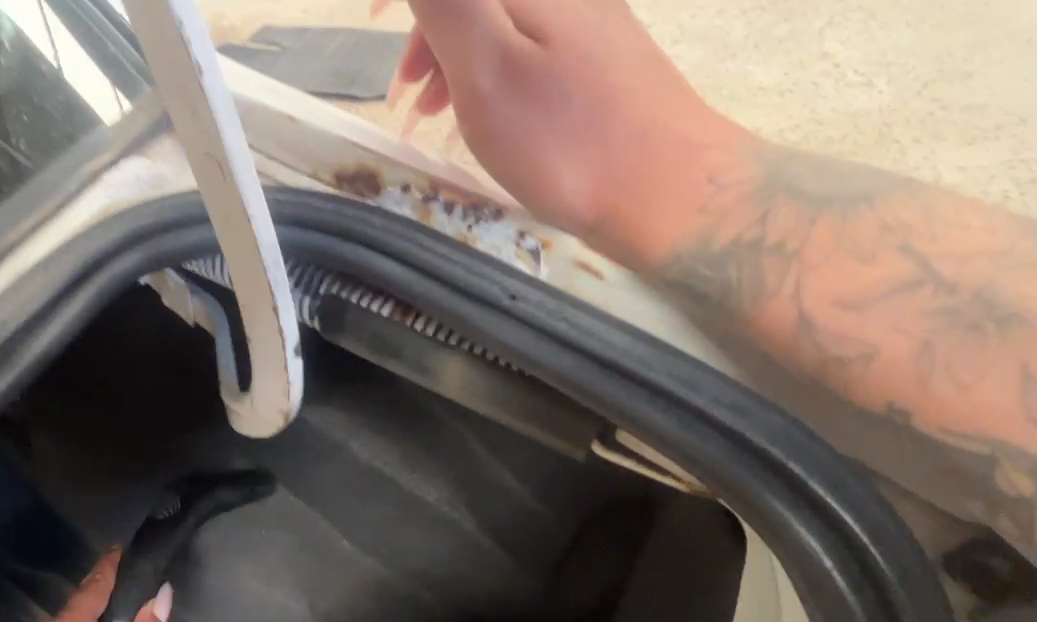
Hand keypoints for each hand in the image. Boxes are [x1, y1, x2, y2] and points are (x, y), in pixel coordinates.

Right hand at [383, 0, 751, 261]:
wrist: (663, 188)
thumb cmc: (562, 138)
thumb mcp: (486, 69)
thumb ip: (449, 4)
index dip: (408, 0)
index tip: (373, 23)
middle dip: (430, 28)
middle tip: (403, 88)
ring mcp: (585, 18)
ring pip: (500, 19)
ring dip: (453, 53)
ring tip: (430, 111)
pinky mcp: (596, 54)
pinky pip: (525, 42)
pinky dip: (488, 67)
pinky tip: (481, 111)